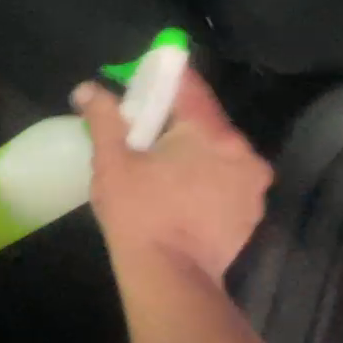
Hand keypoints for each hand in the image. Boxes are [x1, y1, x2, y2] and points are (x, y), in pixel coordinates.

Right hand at [73, 72, 273, 285]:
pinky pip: (221, 172)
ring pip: (213, 147)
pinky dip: (197, 168)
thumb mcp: (110, 158)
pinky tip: (169, 183)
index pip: (188, 88)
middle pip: (202, 118)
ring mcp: (252, 183)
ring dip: (184, 144)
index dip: (161, 74)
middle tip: (133, 122)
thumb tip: (90, 88)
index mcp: (211, 135)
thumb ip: (104, 117)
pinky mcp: (250, 208)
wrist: (171, 273)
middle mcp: (243, 153)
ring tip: (149, 156)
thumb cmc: (138, 209)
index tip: (138, 69)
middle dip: (168, 115)